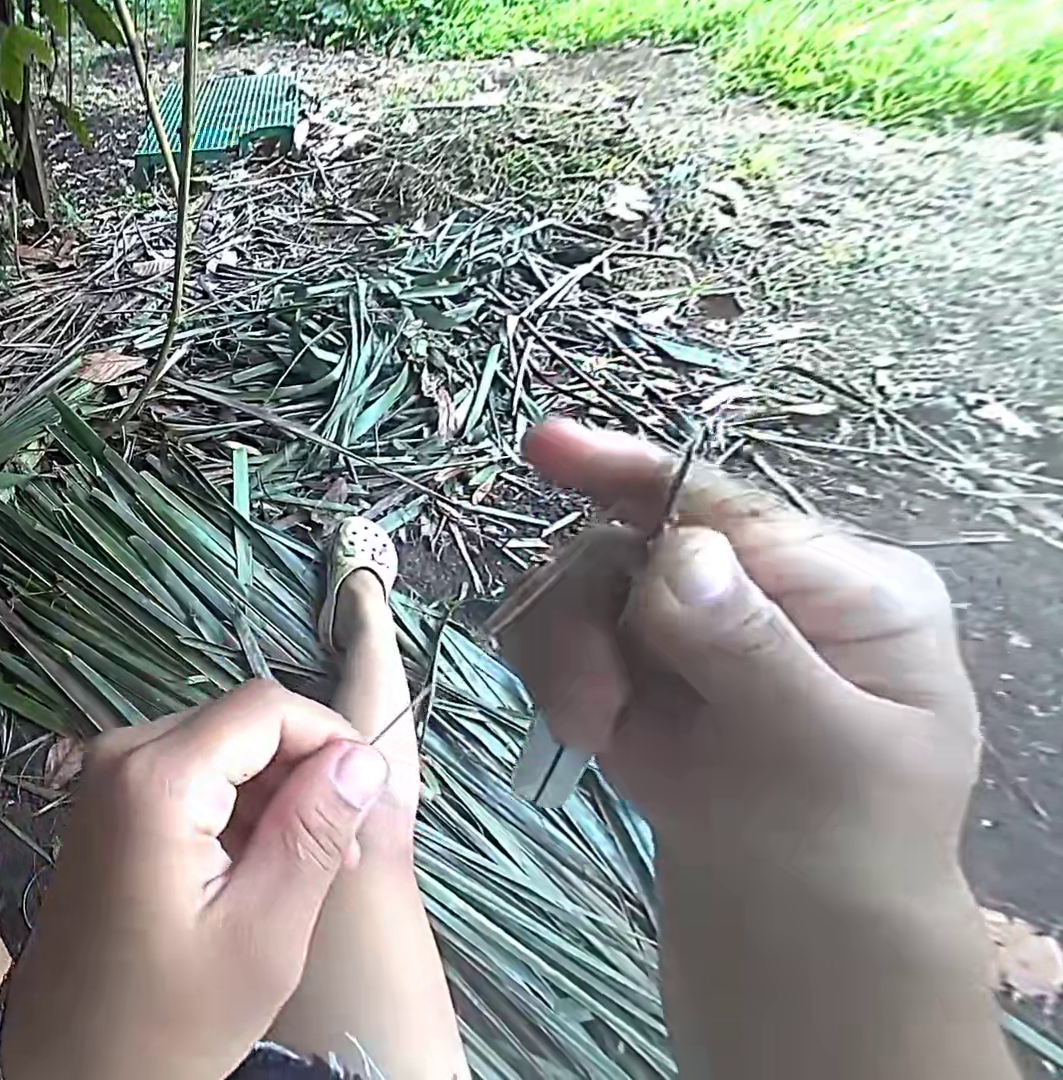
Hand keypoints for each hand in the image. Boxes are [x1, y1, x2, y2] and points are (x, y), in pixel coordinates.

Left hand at [0, 680, 391, 1079]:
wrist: (65, 1055)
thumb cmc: (164, 1017)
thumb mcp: (261, 935)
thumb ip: (313, 833)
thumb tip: (363, 757)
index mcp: (156, 776)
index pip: (264, 706)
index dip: (328, 735)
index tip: (367, 795)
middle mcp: (124, 748)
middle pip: (240, 719)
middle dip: (301, 767)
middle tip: (341, 850)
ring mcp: (111, 765)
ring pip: (220, 739)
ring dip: (272, 785)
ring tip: (304, 863)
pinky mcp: (111, 786)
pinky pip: (190, 763)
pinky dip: (235, 796)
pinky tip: (254, 856)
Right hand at [499, 419, 980, 887]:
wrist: (771, 879)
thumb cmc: (832, 820)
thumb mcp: (819, 743)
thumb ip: (750, 646)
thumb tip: (676, 555)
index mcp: (826, 579)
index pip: (716, 503)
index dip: (626, 470)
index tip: (545, 445)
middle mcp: (733, 576)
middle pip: (611, 550)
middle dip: (584, 628)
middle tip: (591, 701)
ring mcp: (660, 608)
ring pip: (561, 592)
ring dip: (564, 664)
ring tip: (592, 725)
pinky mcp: (604, 641)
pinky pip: (539, 630)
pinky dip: (547, 677)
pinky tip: (586, 724)